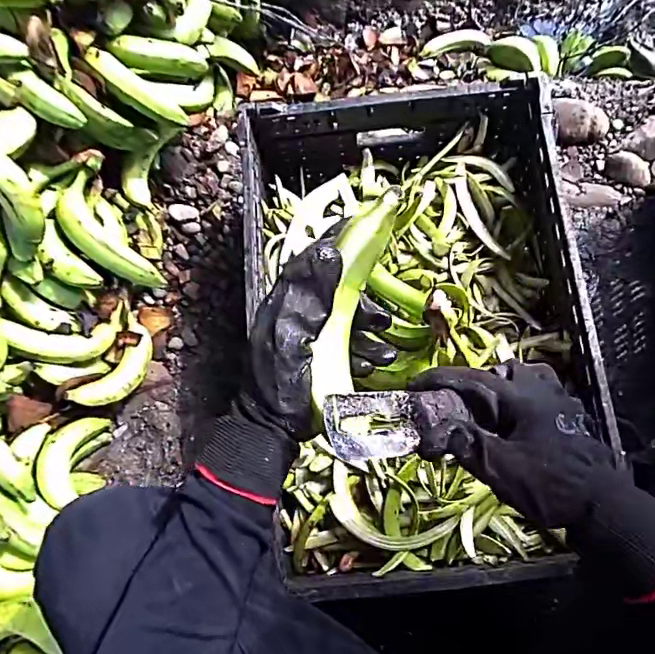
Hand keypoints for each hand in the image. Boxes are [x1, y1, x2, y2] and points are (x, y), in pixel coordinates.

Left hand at [238, 224, 396, 440]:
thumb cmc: (279, 384)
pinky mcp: (320, 355)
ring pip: (347, 319)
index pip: (313, 258)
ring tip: (382, 350)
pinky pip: (348, 343)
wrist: (273, 429)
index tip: (364, 224)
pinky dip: (364, 350)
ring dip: (368, 331)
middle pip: (338, 291)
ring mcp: (309, 335)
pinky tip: (372, 364)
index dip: (337, 239)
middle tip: (381, 319)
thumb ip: (310, 295)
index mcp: (286, 300)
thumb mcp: (293, 335)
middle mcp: (298, 311)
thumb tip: (330, 252)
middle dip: (363, 304)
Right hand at [414, 362, 654, 599]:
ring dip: (502, 389)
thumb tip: (435, 428)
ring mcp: (560, 402)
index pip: (472, 378)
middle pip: (501, 373)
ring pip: (525, 380)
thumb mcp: (500, 468)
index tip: (416, 384)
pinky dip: (522, 401)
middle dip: (475, 383)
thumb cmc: (549, 485)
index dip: (441, 379)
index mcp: (521, 397)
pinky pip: (540, 395)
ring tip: (488, 412)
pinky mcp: (570, 417)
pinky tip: (517, 424)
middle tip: (458, 406)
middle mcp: (541, 390)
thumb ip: (466, 443)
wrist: (602, 504)